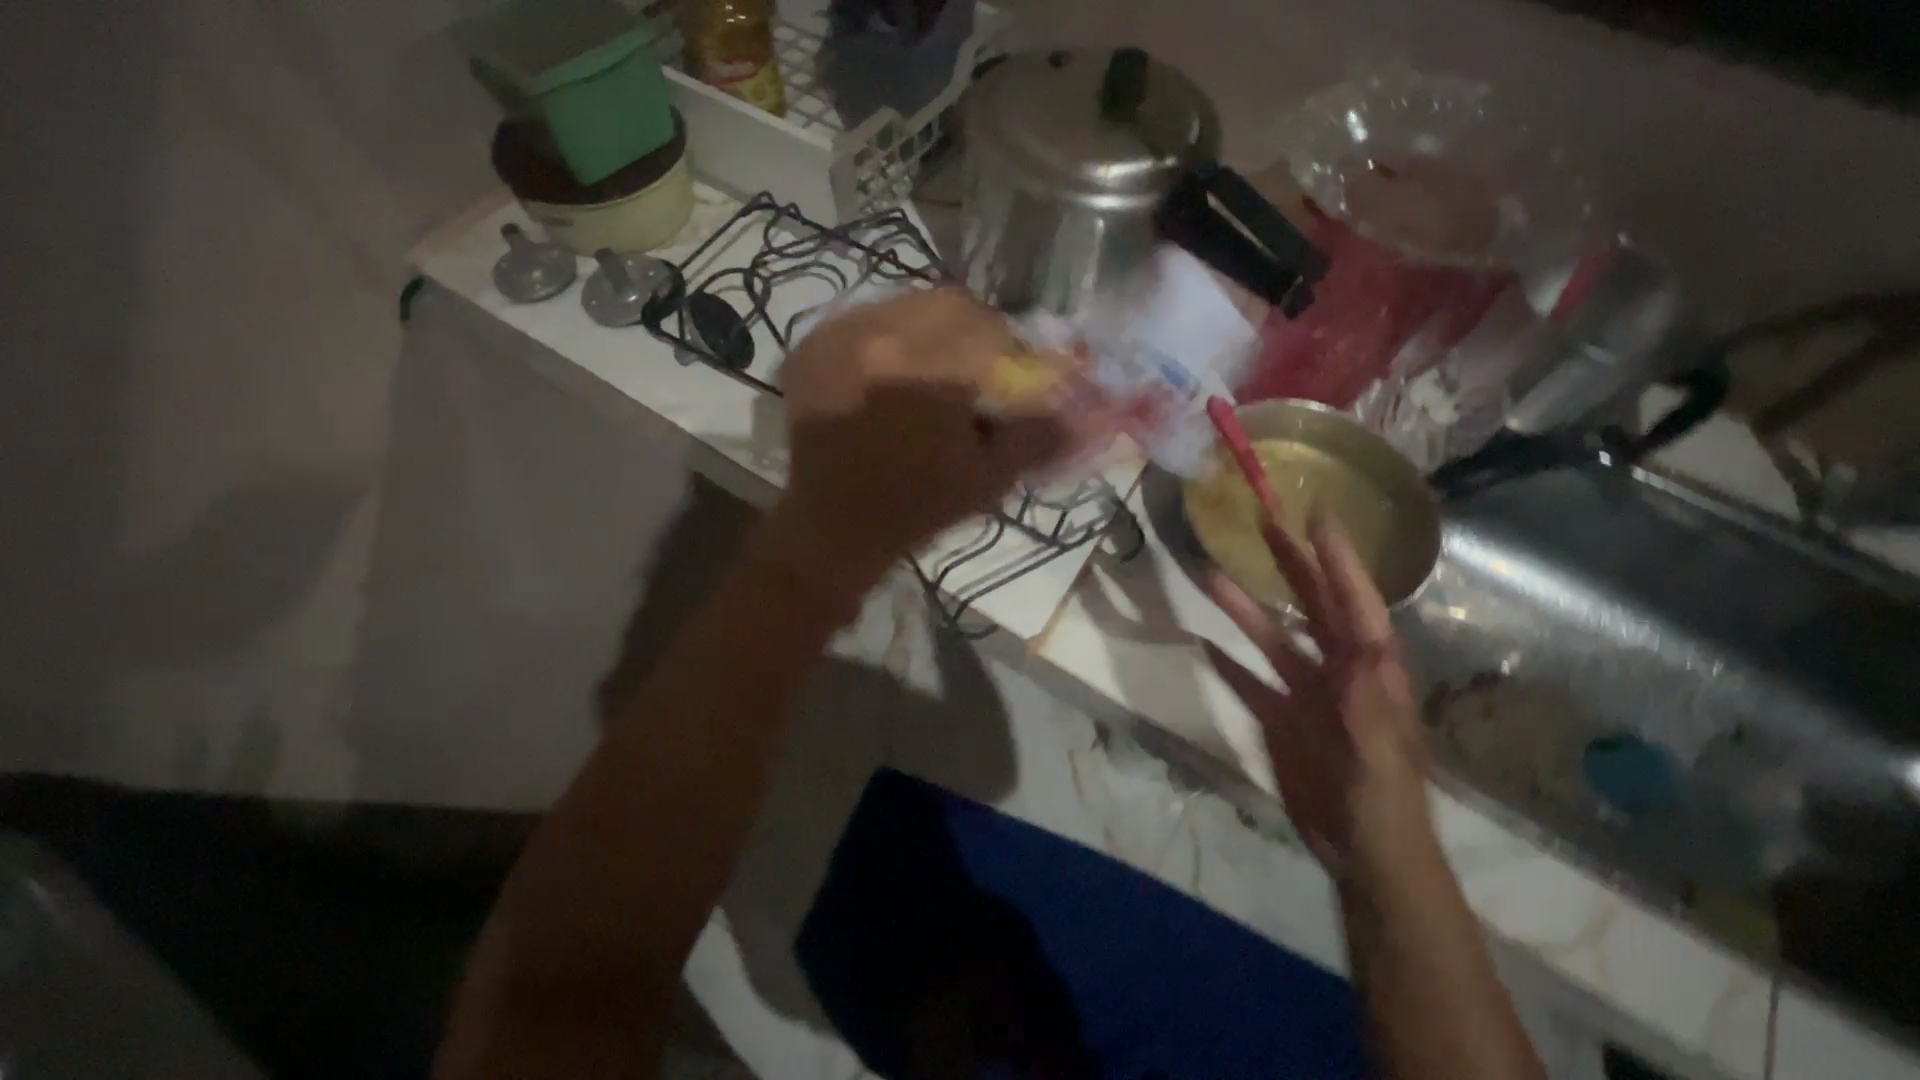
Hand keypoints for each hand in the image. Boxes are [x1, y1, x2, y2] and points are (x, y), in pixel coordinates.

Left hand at [769, 289, 1098, 599]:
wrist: (833, 529)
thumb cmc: (916, 509)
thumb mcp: (988, 477)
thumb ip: (1039, 435)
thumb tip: (1087, 410)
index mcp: (925, 371)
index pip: (992, 330)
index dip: (1014, 348)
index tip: (1017, 374)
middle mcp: (877, 338)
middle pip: (949, 305)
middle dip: (975, 330)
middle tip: (977, 367)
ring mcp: (836, 338)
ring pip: (906, 303)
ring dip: (931, 327)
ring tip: (932, 369)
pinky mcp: (810, 346)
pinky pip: (865, 316)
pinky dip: (889, 334)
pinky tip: (893, 369)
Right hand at [1201, 506, 1429, 871]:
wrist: (1362, 853)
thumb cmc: (1383, 802)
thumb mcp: (1380, 753)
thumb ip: (1371, 702)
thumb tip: (1366, 647)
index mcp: (1371, 670)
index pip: (1355, 602)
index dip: (1338, 559)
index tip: (1317, 515)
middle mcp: (1338, 670)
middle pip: (1311, 606)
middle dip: (1290, 565)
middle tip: (1263, 522)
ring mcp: (1305, 694)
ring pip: (1271, 639)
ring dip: (1244, 608)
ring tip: (1209, 575)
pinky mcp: (1279, 720)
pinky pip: (1249, 682)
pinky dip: (1228, 662)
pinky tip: (1202, 642)